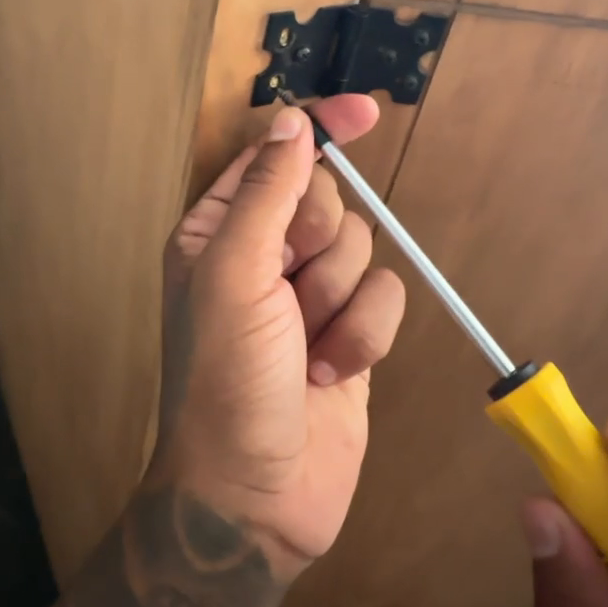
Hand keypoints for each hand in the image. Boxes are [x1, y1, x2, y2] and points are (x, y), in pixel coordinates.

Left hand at [54, 96, 405, 606]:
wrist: (253, 495)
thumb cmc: (224, 378)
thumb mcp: (233, 273)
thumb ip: (267, 192)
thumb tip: (293, 121)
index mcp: (221, 229)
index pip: (277, 157)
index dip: (318, 130)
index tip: (365, 111)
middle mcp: (265, 254)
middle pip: (327, 201)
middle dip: (317, 245)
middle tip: (289, 287)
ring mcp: (311, 295)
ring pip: (362, 249)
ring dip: (339, 301)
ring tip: (304, 345)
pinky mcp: (351, 333)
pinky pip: (386, 297)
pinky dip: (363, 337)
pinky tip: (329, 374)